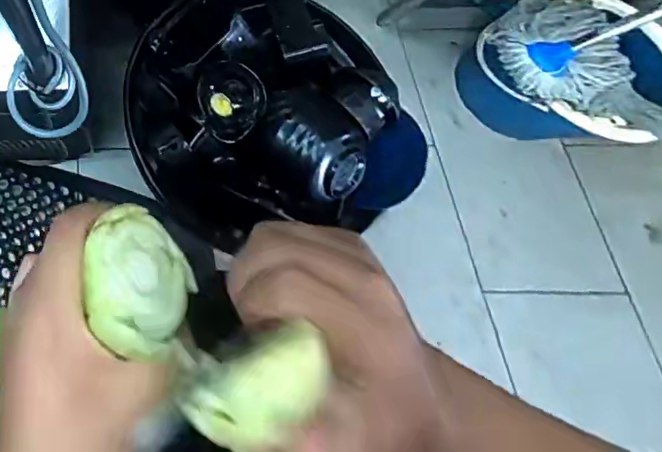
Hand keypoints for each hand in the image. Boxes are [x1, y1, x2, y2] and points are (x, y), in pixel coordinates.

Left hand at [0, 203, 176, 451]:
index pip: (67, 225)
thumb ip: (169, 349)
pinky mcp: (9, 346)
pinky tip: (89, 330)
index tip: (136, 225)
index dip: (102, 214)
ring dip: (79, 270)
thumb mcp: (139, 393)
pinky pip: (36, 298)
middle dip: (96, 243)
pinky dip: (64, 295)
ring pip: (44, 271)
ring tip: (115, 293)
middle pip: (55, 245)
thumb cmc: (81, 429)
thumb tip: (183, 319)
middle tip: (133, 260)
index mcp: (47, 296)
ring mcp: (9, 323)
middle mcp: (21, 298)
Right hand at [227, 223, 450, 451]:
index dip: (254, 304)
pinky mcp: (349, 241)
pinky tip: (282, 284)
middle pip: (273, 246)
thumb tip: (234, 402)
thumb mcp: (344, 437)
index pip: (286, 282)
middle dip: (245, 279)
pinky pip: (287, 230)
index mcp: (368, 325)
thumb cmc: (382, 419)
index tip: (254, 335)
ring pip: (274, 233)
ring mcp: (359, 253)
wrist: (427, 398)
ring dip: (253, 263)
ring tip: (262, 300)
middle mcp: (366, 277)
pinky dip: (270, 253)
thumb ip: (292, 423)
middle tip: (249, 315)